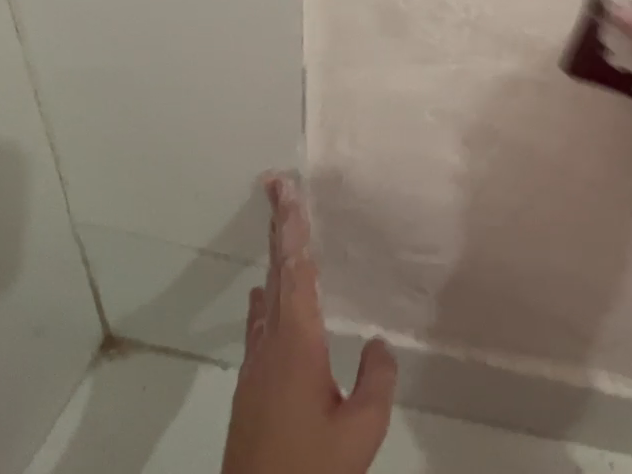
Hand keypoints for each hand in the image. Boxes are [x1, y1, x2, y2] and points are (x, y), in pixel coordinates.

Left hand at [221, 176, 397, 473]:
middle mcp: (270, 346)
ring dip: (275, 259)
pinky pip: (263, 322)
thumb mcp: (361, 427)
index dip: (293, 230)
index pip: (296, 274)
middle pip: (276, 274)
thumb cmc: (311, 466)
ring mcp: (257, 367)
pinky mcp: (253, 386)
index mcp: (297, 346)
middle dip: (280, 228)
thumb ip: (375, 379)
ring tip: (281, 227)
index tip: (286, 192)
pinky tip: (266, 295)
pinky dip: (270, 293)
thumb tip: (378, 344)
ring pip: (267, 297)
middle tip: (276, 186)